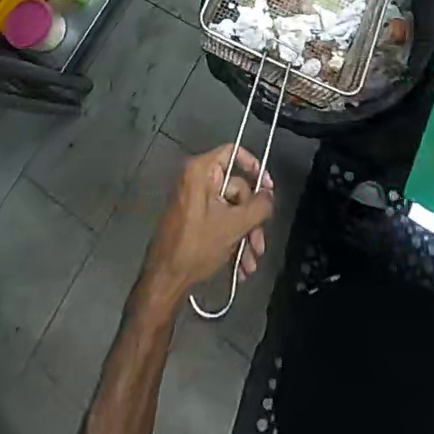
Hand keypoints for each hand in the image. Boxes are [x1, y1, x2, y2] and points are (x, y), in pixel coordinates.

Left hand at [143, 145, 274, 300]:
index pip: (232, 152)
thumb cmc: (196, 246)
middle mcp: (196, 181)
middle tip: (259, 244)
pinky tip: (240, 266)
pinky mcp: (194, 220)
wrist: (164, 281)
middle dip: (252, 220)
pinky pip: (221, 221)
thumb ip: (258, 206)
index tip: (267, 188)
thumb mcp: (234, 225)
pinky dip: (233, 240)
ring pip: (232, 210)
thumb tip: (269, 195)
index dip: (254, 165)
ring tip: (250, 264)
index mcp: (200, 172)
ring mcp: (195, 201)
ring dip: (245, 236)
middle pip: (237, 189)